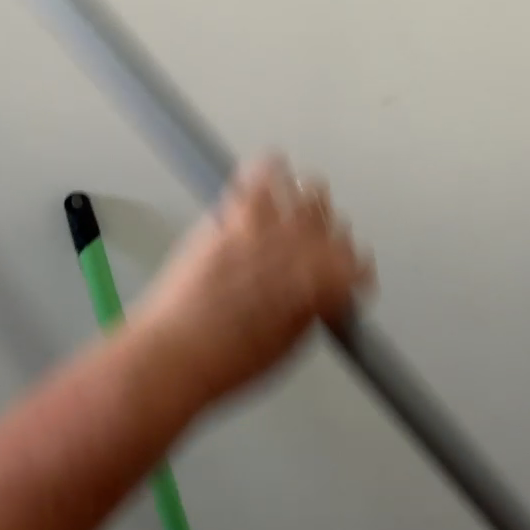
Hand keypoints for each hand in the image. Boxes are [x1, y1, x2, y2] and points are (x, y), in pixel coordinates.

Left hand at [133, 156, 374, 404]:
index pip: (356, 263)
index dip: (354, 272)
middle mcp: (306, 246)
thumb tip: (318, 297)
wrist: (172, 355)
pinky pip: (261, 173)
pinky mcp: (235, 216)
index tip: (348, 278)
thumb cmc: (228, 361)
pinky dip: (269, 168)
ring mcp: (270, 227)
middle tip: (319, 248)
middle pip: (337, 224)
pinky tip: (270, 169)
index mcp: (325, 280)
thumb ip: (313, 308)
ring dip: (309, 201)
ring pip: (310, 191)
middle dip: (331, 238)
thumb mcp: (291, 345)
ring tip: (300, 206)